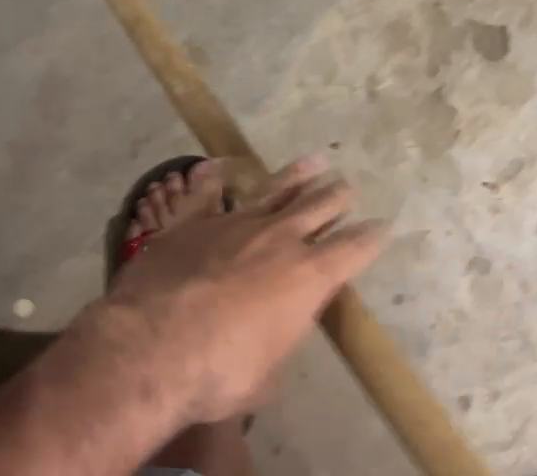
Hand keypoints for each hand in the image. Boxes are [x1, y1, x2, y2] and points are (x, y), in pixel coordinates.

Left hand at [99, 155, 387, 425]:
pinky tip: (215, 165)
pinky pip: (206, 192)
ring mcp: (234, 223)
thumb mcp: (265, 378)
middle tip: (349, 186)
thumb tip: (273, 344)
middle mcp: (278, 239)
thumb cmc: (219, 373)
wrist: (153, 345)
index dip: (370, 237)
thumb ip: (277, 348)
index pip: (352, 250)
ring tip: (315, 160)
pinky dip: (211, 178)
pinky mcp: (191, 221)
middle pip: (318, 206)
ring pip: (274, 189)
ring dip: (296, 174)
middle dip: (338, 196)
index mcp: (307, 277)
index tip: (383, 225)